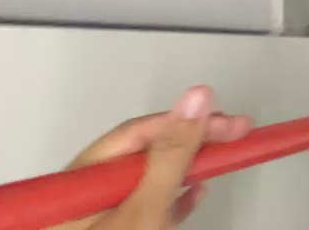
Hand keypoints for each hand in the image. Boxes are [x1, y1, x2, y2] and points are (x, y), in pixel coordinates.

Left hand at [54, 87, 253, 229]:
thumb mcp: (146, 210)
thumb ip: (172, 151)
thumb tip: (199, 92)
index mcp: (70, 189)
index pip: (135, 134)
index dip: (185, 121)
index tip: (232, 124)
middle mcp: (72, 202)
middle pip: (139, 154)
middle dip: (190, 142)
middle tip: (238, 136)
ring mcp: (87, 224)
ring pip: (142, 178)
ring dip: (184, 168)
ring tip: (219, 167)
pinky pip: (139, 205)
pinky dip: (170, 196)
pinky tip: (194, 198)